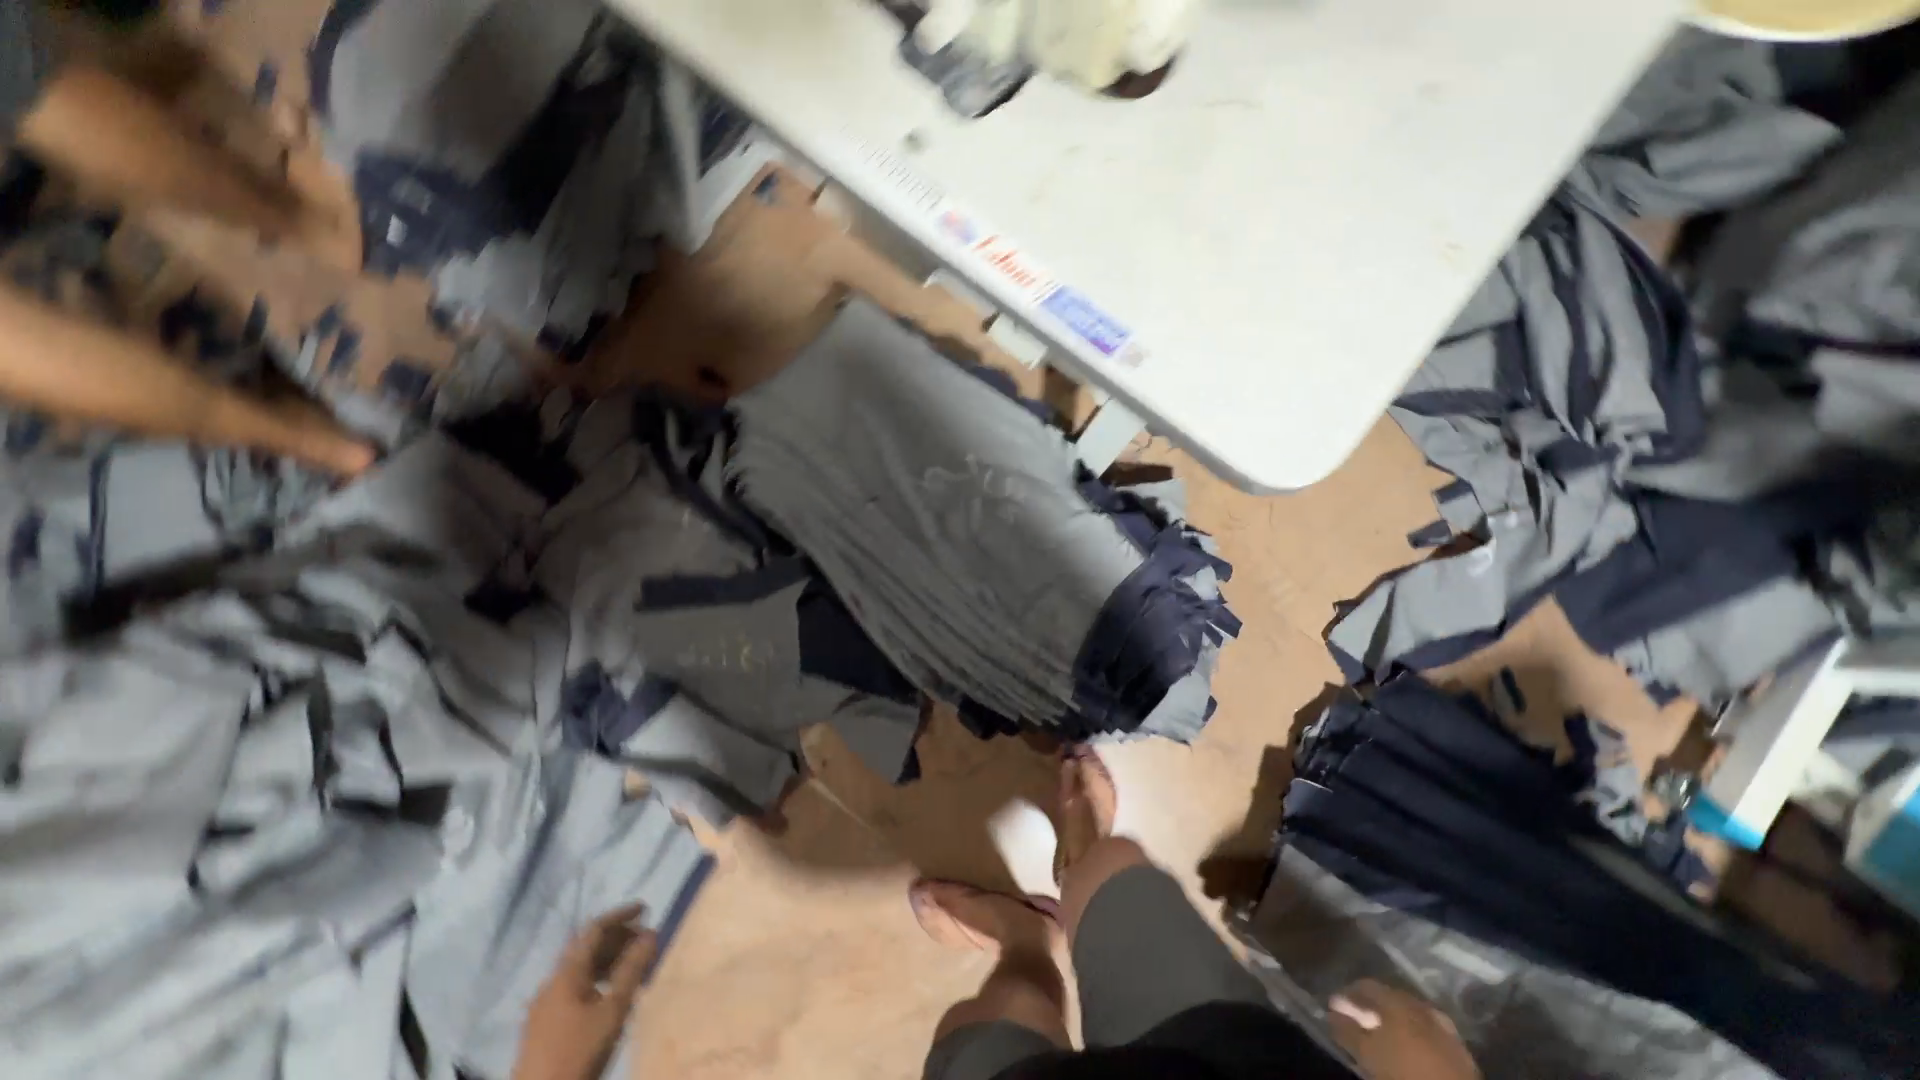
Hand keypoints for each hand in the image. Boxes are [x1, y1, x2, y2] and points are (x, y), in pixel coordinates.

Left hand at [511, 904, 658, 1079]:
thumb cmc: (578, 1052)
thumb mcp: (613, 1011)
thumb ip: (632, 970)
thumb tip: (651, 933)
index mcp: (566, 974)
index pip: (594, 930)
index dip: (620, 915)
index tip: (645, 909)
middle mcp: (552, 982)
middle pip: (586, 948)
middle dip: (617, 938)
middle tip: (646, 941)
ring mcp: (545, 1004)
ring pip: (580, 970)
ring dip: (608, 961)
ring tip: (635, 968)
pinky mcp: (544, 1024)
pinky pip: (574, 988)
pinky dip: (597, 980)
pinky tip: (611, 997)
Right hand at [1328, 979, 1479, 1079]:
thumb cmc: (1403, 1071)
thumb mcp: (1366, 1054)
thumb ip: (1345, 1030)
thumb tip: (1331, 1011)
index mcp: (1396, 1001)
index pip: (1366, 985)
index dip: (1348, 993)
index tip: (1337, 1005)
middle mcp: (1419, 1005)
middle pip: (1389, 997)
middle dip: (1372, 1005)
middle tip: (1358, 1019)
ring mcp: (1441, 1023)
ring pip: (1410, 1013)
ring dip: (1394, 1019)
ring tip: (1383, 1035)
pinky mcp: (1456, 1045)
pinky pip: (1427, 1029)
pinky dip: (1413, 1032)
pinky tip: (1409, 1046)